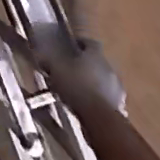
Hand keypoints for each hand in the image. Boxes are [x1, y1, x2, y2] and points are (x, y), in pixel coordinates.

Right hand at [1, 21, 126, 115]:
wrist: (99, 117)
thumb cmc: (77, 88)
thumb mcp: (57, 71)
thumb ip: (49, 61)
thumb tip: (40, 53)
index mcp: (95, 54)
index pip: (90, 42)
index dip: (81, 43)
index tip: (71, 47)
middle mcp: (109, 66)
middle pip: (98, 61)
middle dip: (86, 64)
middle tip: (72, 70)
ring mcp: (116, 85)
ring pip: (103, 79)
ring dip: (93, 82)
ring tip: (78, 89)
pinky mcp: (119, 103)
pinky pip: (107, 96)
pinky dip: (99, 98)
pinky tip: (88, 104)